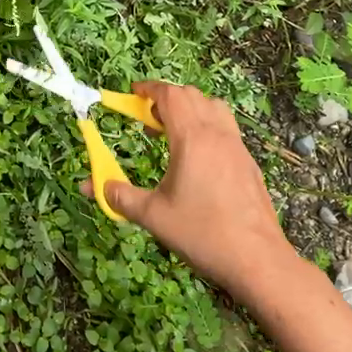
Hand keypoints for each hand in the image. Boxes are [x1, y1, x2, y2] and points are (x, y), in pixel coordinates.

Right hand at [85, 81, 295, 299]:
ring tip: (174, 133)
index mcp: (192, 138)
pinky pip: (226, 129)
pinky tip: (198, 159)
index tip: (132, 94)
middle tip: (148, 120)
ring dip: (191, 109)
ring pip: (214, 108)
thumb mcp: (154, 216)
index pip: (170, 95)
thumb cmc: (203, 233)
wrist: (259, 261)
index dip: (149, 89)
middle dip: (167, 98)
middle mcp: (217, 134)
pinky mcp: (249, 164)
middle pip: (192, 95)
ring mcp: (238, 148)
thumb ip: (121, 196)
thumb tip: (92, 186)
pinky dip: (208, 127)